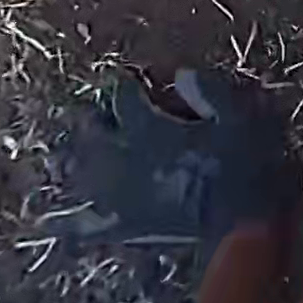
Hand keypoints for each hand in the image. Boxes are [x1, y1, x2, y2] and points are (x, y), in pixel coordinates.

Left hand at [64, 68, 291, 247]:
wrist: (245, 222)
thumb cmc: (244, 162)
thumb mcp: (236, 116)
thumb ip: (207, 92)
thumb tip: (180, 73)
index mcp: (154, 134)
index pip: (127, 103)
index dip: (123, 87)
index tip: (125, 78)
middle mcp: (129, 165)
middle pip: (94, 138)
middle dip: (88, 121)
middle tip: (86, 109)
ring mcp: (124, 199)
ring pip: (85, 177)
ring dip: (73, 162)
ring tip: (65, 151)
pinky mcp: (128, 227)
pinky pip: (89, 228)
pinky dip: (71, 224)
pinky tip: (58, 224)